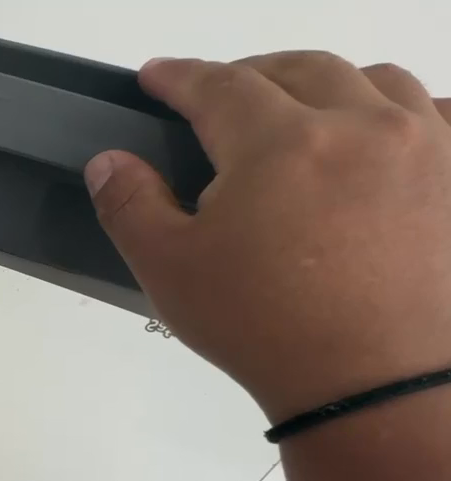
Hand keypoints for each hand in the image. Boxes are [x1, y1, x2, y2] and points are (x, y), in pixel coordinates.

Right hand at [85, 54, 450, 422]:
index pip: (222, 87)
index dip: (180, 76)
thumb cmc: (253, 316)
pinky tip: (368, 129)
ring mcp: (424, 141)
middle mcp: (361, 123)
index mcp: (280, 144)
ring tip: (287, 110)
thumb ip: (130, 204)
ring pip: (373, 78)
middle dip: (249, 72)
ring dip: (320, 82)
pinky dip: (389, 105)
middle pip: (302, 68)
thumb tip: (108, 161)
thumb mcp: (165, 265)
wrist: (365, 367)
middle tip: (212, 92)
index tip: (153, 74)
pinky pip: (433, 108)